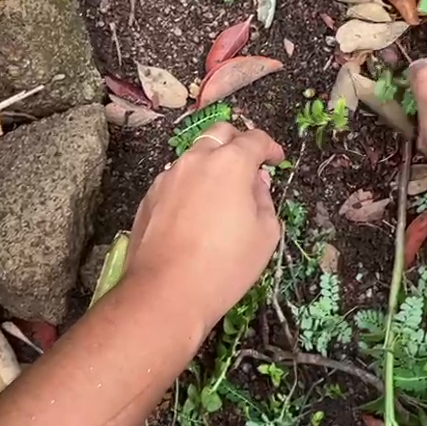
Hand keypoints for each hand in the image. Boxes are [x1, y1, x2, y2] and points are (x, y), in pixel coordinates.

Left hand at [123, 123, 285, 333]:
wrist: (166, 292)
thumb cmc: (225, 265)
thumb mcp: (265, 234)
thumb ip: (264, 198)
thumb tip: (256, 182)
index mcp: (230, 163)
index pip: (255, 140)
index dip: (270, 147)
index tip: (276, 160)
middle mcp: (196, 160)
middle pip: (219, 133)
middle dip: (238, 141)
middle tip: (249, 163)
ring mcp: (168, 176)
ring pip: (194, 156)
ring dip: (211, 164)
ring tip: (222, 192)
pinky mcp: (150, 196)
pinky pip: (176, 178)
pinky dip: (191, 184)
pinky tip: (196, 212)